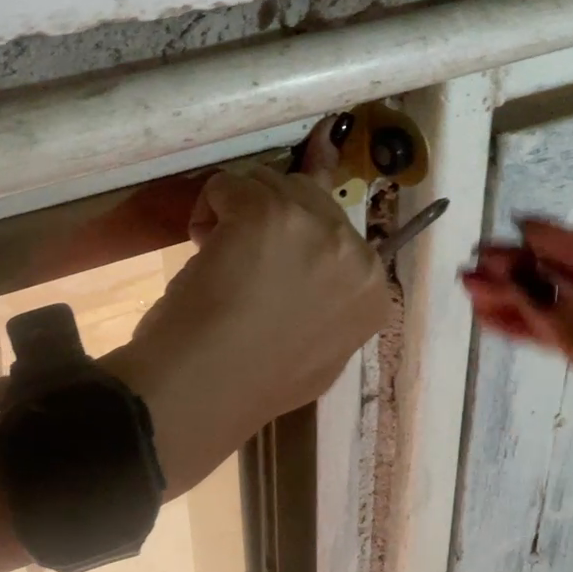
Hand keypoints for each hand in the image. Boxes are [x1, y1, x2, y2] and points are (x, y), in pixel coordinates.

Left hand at [105, 160, 390, 497]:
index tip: (266, 266)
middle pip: (306, 196)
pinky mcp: (268, 212)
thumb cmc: (251, 381)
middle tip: (236, 261)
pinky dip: (209, 206)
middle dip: (268, 219)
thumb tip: (308, 271)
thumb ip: (322, 301)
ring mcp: (315, 227)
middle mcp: (354, 253)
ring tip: (217, 258)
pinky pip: (229, 183)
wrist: (207, 388)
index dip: (293, 239)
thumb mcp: (316, 347)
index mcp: (371, 290)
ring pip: (268, 183)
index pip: (335, 230)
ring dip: (236, 211)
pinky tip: (200, 247)